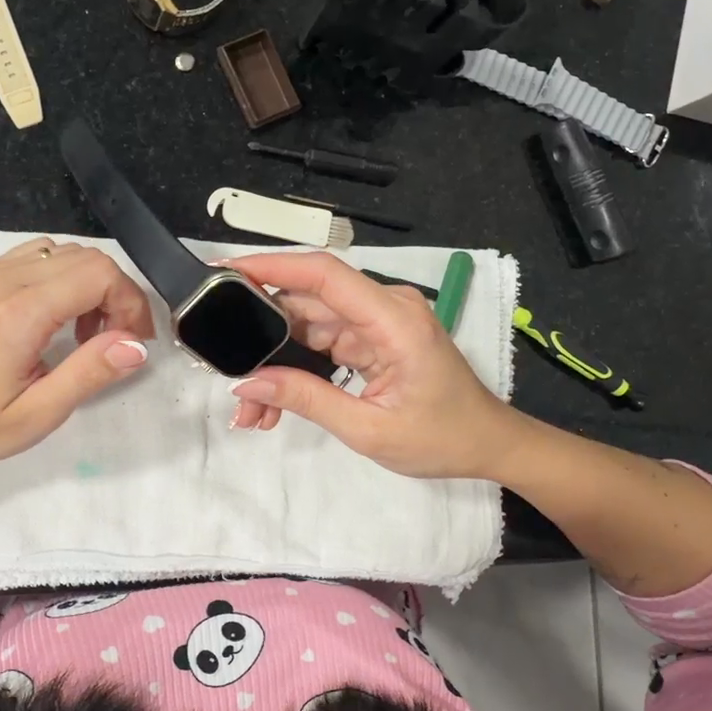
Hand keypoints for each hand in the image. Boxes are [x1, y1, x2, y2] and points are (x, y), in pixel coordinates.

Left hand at [0, 238, 156, 466]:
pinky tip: (62, 315)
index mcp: (17, 315)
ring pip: (68, 251)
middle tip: (116, 341)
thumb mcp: (39, 414)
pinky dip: (68, 278)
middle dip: (116, 295)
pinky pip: (44, 255)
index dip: (129, 301)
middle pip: (88, 258)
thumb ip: (89, 373)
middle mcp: (2, 280)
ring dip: (93, 285)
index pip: (97, 274)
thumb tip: (137, 345)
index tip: (134, 341)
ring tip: (89, 333)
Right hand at [222, 251, 525, 479]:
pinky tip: (272, 402)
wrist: (488, 445)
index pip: (323, 275)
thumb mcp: (369, 429)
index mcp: (393, 319)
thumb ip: (307, 400)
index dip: (271, 266)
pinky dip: (293, 369)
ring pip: (305, 326)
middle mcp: (382, 308)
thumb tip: (247, 384)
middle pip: (305, 303)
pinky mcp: (368, 338)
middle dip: (260, 336)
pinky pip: (318, 343)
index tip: (223, 272)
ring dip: (273, 361)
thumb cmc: (441, 438)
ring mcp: (374, 322)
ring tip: (251, 409)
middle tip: (225, 373)